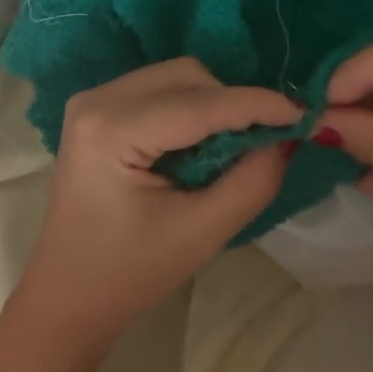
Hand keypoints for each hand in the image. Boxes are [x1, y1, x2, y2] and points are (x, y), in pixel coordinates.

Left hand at [0, 59, 299, 367]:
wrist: (67, 295)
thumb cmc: (129, 273)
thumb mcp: (201, 233)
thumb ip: (251, 181)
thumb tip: (286, 137)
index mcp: (111, 129)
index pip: (199, 102)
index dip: (256, 104)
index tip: (305, 114)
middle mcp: (96, 99)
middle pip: (186, 76)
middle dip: (232, 103)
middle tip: (265, 142)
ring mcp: (91, 99)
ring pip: (174, 78)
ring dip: (212, 104)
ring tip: (233, 150)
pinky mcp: (96, 110)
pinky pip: (158, 90)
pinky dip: (189, 109)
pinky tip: (202, 146)